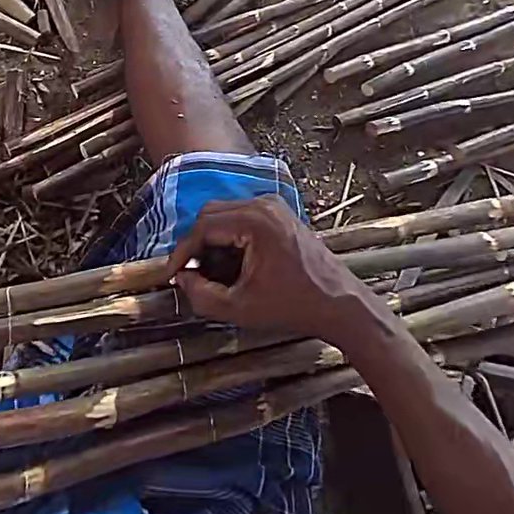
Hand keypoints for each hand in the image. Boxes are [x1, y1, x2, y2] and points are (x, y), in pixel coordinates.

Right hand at [165, 196, 393, 339]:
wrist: (341, 305)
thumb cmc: (295, 307)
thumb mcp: (242, 309)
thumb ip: (203, 296)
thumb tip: (182, 280)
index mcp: (254, 221)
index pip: (203, 227)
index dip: (183, 251)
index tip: (172, 272)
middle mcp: (262, 204)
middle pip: (211, 214)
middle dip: (197, 243)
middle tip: (191, 271)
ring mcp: (273, 206)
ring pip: (225, 213)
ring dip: (212, 238)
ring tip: (211, 269)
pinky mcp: (279, 213)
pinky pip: (242, 216)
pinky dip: (230, 235)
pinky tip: (232, 262)